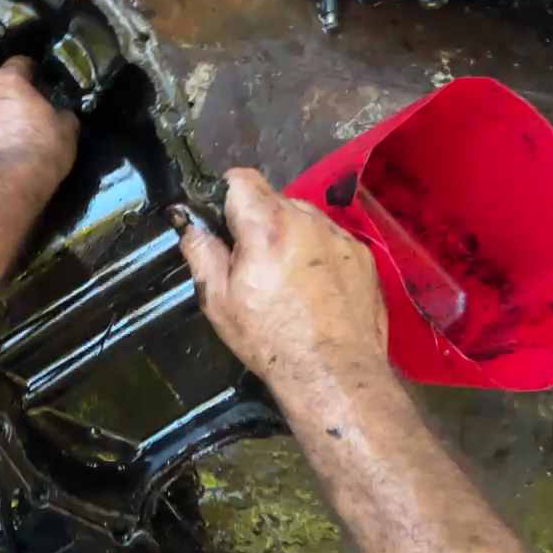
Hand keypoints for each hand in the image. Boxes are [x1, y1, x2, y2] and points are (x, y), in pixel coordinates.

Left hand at [0, 56, 78, 181]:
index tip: (43, 84)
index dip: (33, 72)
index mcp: (7, 81)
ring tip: (15, 136)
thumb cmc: (40, 145)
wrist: (6, 183)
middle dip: (14, 97)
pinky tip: (2, 154)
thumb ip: (62, 114)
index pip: (19, 63)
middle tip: (32, 112)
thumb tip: (60, 115)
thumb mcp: (67, 127)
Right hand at [175, 169, 389, 392]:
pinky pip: (328, 238)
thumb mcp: (217, 298)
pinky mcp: (363, 256)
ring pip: (302, 217)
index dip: (224, 194)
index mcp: (267, 226)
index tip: (219, 221)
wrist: (335, 373)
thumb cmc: (269, 337)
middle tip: (247, 260)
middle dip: (255, 220)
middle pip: (272, 198)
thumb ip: (200, 251)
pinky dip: (314, 251)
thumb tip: (189, 223)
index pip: (241, 179)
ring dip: (287, 233)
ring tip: (282, 276)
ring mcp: (340, 236)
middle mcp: (307, 220)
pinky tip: (311, 287)